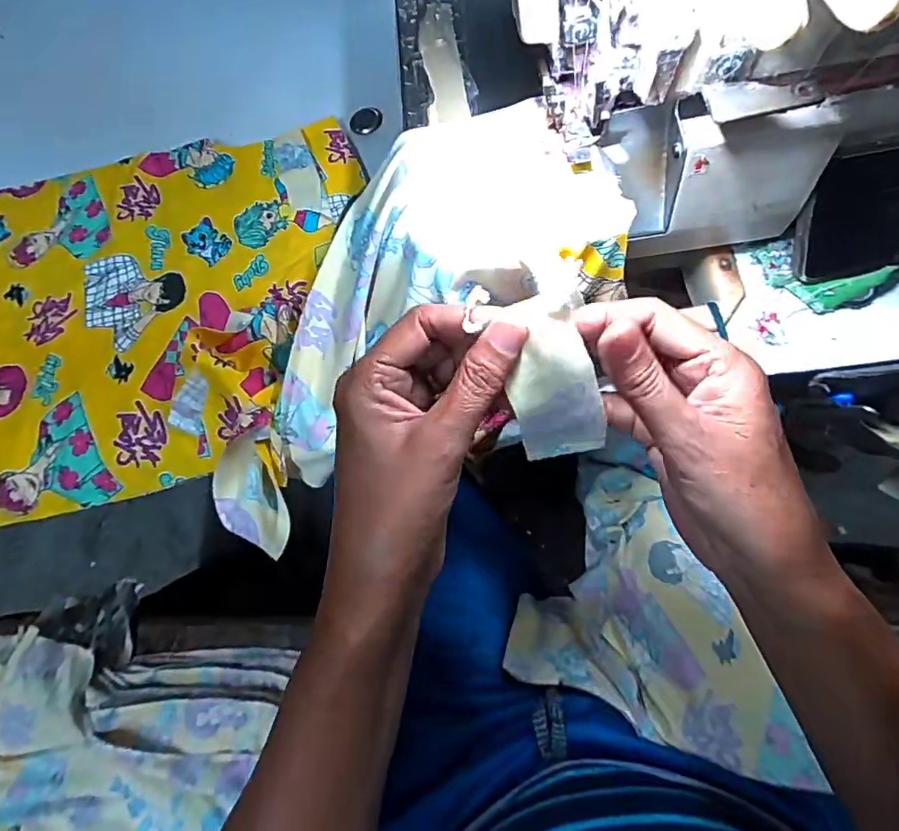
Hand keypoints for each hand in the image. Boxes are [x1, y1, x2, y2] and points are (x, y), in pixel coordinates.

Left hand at [327, 304, 527, 608]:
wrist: (383, 578)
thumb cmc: (401, 507)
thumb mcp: (443, 439)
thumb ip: (478, 380)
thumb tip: (513, 327)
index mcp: (369, 377)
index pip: (420, 324)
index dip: (465, 320)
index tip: (514, 328)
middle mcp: (380, 384)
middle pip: (434, 345)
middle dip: (478, 347)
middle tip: (529, 352)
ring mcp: (399, 409)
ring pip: (446, 373)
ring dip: (483, 374)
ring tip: (526, 375)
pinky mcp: (417, 431)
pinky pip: (450, 400)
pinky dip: (477, 399)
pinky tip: (510, 402)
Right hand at [572, 298, 826, 579]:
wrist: (759, 562)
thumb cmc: (739, 496)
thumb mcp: (688, 435)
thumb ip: (644, 380)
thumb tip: (609, 326)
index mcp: (718, 364)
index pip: (657, 320)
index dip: (611, 318)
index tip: (567, 327)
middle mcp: (697, 375)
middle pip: (640, 341)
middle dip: (598, 339)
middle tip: (552, 345)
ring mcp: (678, 403)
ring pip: (630, 373)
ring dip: (595, 370)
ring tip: (554, 366)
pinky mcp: (662, 430)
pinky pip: (627, 405)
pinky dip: (601, 402)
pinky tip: (571, 400)